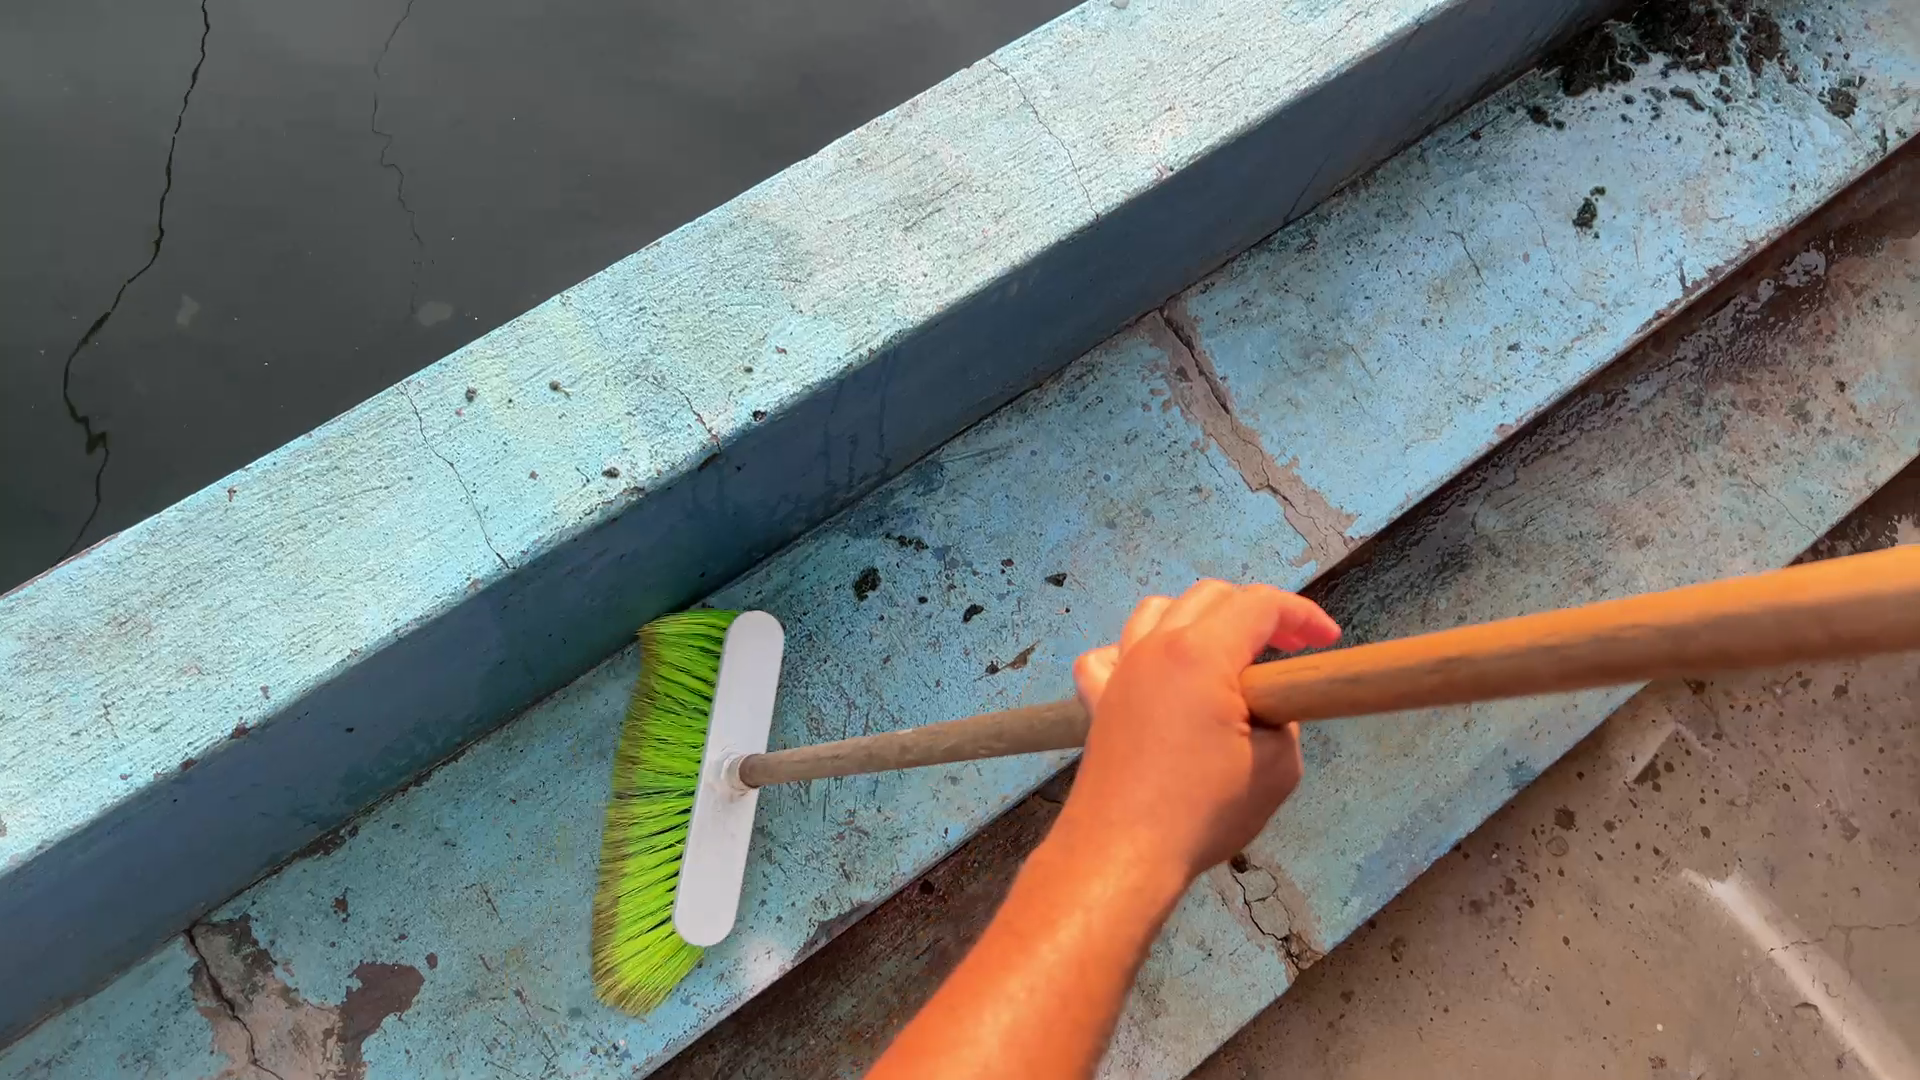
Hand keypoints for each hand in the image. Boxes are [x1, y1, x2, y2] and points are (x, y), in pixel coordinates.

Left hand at [1057, 581, 1340, 881]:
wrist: (1123, 847)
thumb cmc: (1203, 810)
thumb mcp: (1276, 768)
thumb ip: (1282, 721)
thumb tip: (1265, 707)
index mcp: (1200, 654)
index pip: (1258, 605)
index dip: (1301, 614)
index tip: (1326, 639)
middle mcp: (1154, 646)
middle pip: (1208, 596)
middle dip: (1256, 612)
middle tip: (1286, 648)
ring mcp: (1119, 668)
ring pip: (1157, 611)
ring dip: (1198, 620)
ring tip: (1224, 654)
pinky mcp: (1096, 696)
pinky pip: (1108, 654)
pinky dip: (1136, 651)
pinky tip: (1153, 675)